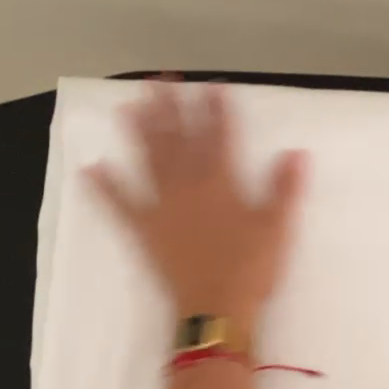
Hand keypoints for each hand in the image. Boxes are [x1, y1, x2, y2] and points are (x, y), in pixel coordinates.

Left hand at [88, 83, 305, 321]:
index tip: (212, 84)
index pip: (219, 137)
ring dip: (139, 132)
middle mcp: (187, 187)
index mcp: (221, 184)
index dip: (216, 109)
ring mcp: (161, 208)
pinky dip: (105, 188)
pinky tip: (91, 169)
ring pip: (149, 161)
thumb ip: (284, 188)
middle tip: (161, 79)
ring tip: (130, 105)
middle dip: (171, 108)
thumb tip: (296, 152)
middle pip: (178, 140)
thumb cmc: (251, 269)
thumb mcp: (277, 228)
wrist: (216, 308)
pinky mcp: (144, 231)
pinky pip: (120, 206)